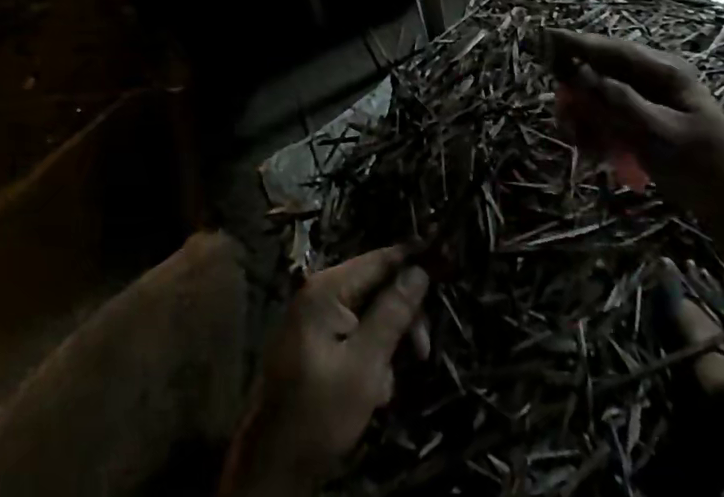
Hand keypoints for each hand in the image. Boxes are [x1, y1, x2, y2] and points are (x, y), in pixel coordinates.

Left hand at [218, 249, 431, 496]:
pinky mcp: (317, 340)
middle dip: (403, 317)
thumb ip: (394, 312)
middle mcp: (319, 293)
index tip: (448, 264)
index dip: (416, 260)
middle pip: (377, 285)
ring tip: (387, 384)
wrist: (275, 466)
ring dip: (388, 343)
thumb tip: (420, 270)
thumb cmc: (321, 411)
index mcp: (326, 290)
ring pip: (370, 312)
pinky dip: (371, 355)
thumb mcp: (366, 363)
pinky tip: (373, 387)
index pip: (381, 259)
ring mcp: (315, 317)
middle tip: (422, 351)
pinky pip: (356, 332)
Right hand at [544, 29, 723, 197]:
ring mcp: (648, 102)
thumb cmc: (703, 166)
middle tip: (565, 121)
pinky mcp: (642, 123)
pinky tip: (596, 156)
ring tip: (582, 146)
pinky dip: (597, 134)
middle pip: (602, 73)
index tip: (545, 40)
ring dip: (586, 119)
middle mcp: (654, 80)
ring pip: (600, 98)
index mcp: (666, 73)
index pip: (614, 50)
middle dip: (578, 95)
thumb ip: (621, 104)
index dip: (578, 45)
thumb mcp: (661, 134)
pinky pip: (608, 120)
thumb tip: (581, 74)